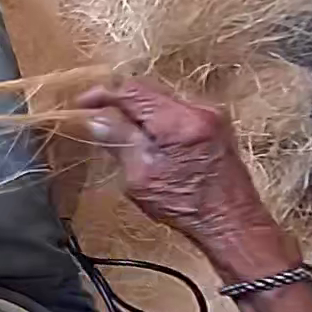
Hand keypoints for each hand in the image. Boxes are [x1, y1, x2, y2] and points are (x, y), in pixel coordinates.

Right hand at [74, 79, 301, 280]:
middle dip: (118, 101)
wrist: (231, 221)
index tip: (80, 105)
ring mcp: (211, 115)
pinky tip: (142, 134)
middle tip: (93, 116)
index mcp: (178, 122)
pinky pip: (174, 109)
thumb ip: (119, 142)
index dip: (102, 94)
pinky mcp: (214, 124)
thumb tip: (95, 121)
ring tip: (115, 127)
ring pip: (161, 99)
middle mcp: (198, 110)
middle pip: (148, 91)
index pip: (133, 92)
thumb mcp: (139, 176)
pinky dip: (152, 116)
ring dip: (135, 109)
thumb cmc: (183, 205)